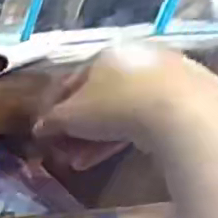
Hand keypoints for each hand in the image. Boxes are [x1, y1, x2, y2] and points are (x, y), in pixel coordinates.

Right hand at [31, 43, 217, 170]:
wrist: (177, 110)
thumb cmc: (113, 106)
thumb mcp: (70, 117)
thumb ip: (51, 122)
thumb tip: (39, 128)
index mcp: (102, 55)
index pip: (68, 84)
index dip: (52, 111)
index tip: (44, 134)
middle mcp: (130, 58)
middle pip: (93, 98)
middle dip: (75, 130)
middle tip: (64, 153)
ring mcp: (157, 74)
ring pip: (115, 110)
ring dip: (93, 138)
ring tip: (81, 162)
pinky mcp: (177, 94)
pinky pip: (138, 117)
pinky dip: (118, 136)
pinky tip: (107, 155)